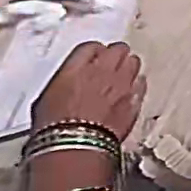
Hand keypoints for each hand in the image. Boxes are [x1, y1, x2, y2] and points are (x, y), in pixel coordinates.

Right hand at [32, 42, 146, 140]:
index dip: (96, 51)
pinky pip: (142, 84)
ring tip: (124, 73)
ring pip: (134, 63)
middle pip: (118, 50)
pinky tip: (132, 89)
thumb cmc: (56, 125)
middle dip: (116, 54)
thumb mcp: (48, 95)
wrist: (76, 143)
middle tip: (113, 61)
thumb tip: (70, 82)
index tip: (96, 55)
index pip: (92, 46)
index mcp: (76, 67)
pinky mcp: (135, 101)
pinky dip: (138, 84)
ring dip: (129, 66)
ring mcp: (122, 85)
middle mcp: (102, 72)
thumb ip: (67, 80)